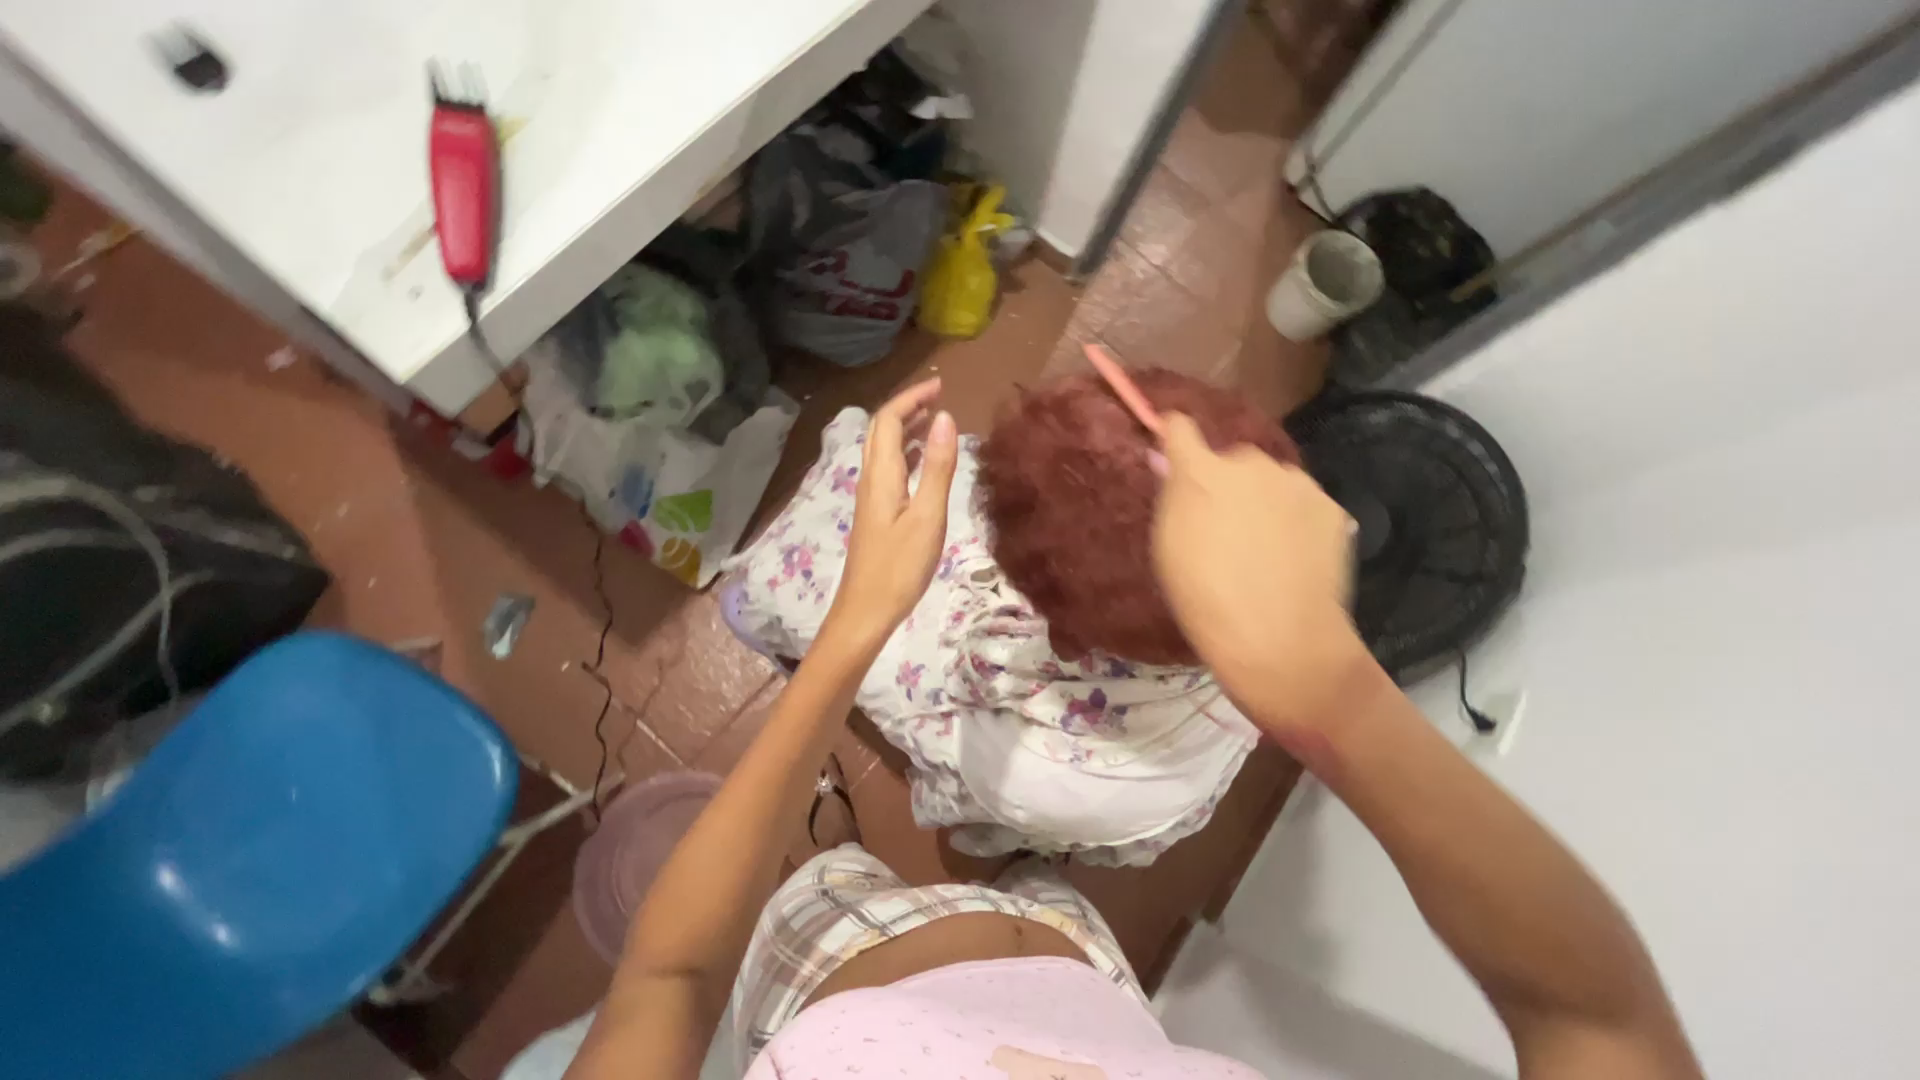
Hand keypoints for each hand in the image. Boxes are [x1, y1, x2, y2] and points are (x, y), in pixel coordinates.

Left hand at [821, 380, 958, 651]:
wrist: (865, 611)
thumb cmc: (899, 567)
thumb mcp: (928, 517)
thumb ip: (938, 467)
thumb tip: (946, 418)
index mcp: (882, 474)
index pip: (890, 419)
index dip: (912, 398)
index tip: (940, 386)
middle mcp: (871, 479)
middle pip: (881, 429)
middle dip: (907, 407)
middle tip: (938, 397)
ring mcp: (871, 497)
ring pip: (884, 449)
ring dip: (907, 429)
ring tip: (936, 421)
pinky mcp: (876, 514)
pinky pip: (889, 469)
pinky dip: (907, 454)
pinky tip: (925, 462)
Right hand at [1151, 413, 1377, 738]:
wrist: (1280, 641)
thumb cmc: (1204, 599)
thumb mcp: (1167, 549)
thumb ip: (1170, 496)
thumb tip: (1166, 461)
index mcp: (1201, 472)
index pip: (1180, 427)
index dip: (1174, 436)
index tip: (1172, 454)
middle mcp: (1250, 464)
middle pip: (1231, 459)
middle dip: (1225, 482)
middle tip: (1224, 528)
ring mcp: (1296, 483)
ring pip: (1271, 481)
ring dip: (1263, 500)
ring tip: (1264, 549)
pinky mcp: (1331, 506)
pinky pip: (1303, 505)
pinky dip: (1295, 522)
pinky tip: (1294, 559)